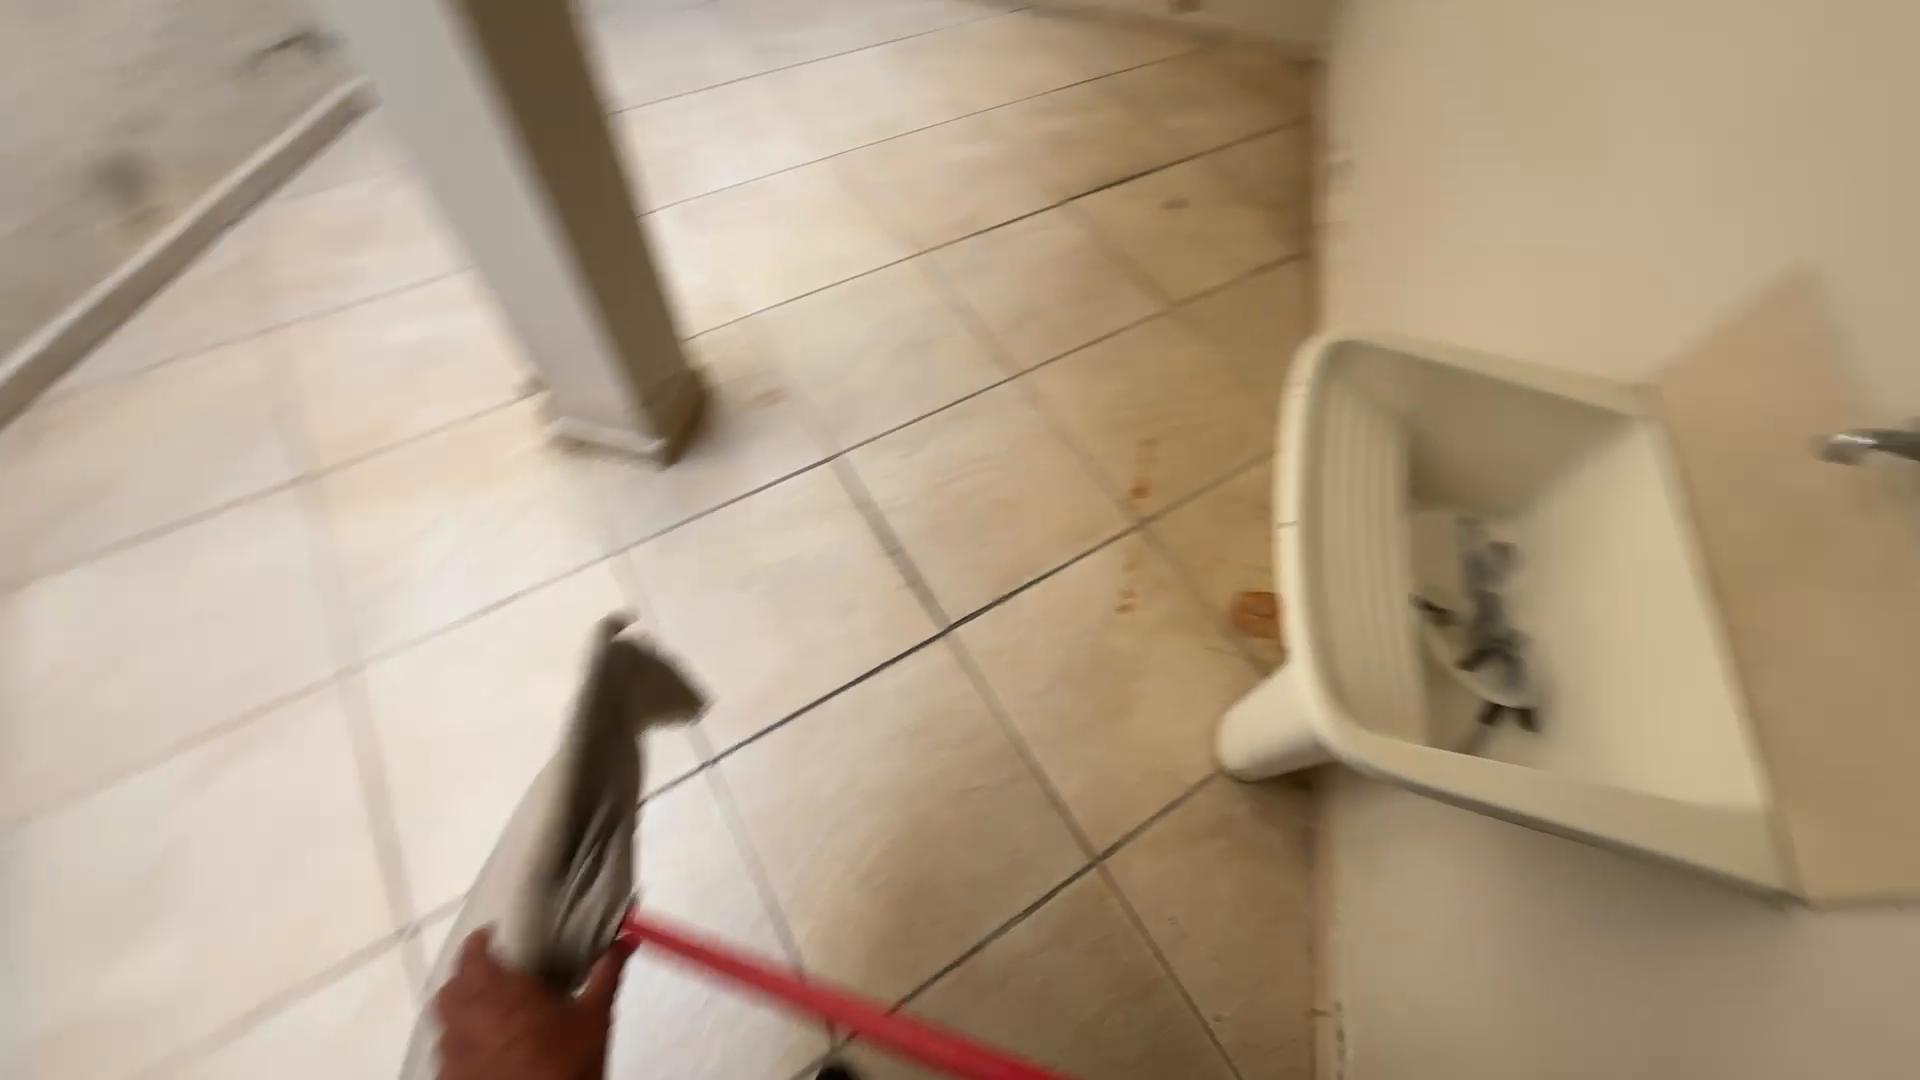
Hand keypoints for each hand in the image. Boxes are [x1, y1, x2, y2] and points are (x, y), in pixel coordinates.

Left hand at [434, 928, 626, 1079]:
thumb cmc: (570, 1059)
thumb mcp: (596, 1013)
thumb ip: (607, 971)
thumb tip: (628, 939)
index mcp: (501, 995)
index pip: (471, 957)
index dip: (478, 942)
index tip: (494, 935)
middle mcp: (468, 1023)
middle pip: (448, 991)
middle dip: (465, 978)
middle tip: (493, 974)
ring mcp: (455, 1059)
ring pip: (445, 1026)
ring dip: (463, 1013)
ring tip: (493, 1014)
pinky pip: (448, 1057)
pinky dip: (463, 1046)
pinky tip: (490, 1051)